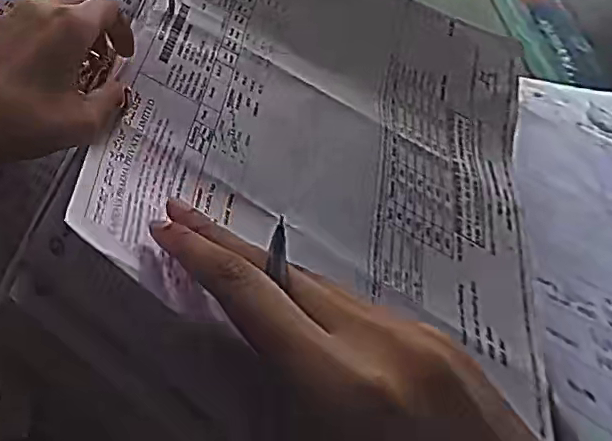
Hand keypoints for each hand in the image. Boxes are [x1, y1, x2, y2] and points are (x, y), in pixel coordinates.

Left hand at [0, 0, 133, 166]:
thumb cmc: (21, 120)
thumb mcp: (79, 122)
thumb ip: (109, 101)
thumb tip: (117, 90)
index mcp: (70, 24)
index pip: (110, 7)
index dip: (123, 30)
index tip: (123, 56)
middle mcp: (45, 8)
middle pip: (84, 4)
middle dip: (99, 30)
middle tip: (101, 63)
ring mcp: (17, 13)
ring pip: (58, 9)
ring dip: (74, 31)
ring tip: (73, 69)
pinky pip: (35, 19)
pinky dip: (50, 33)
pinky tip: (43, 70)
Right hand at [149, 198, 536, 440]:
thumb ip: (279, 396)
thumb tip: (240, 339)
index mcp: (350, 388)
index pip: (252, 295)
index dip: (200, 255)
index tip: (164, 227)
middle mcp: (386, 345)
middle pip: (284, 275)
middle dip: (226, 244)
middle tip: (180, 214)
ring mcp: (423, 340)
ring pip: (324, 290)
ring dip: (274, 278)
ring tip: (230, 261)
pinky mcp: (447, 345)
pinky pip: (364, 312)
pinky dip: (323, 308)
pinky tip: (308, 319)